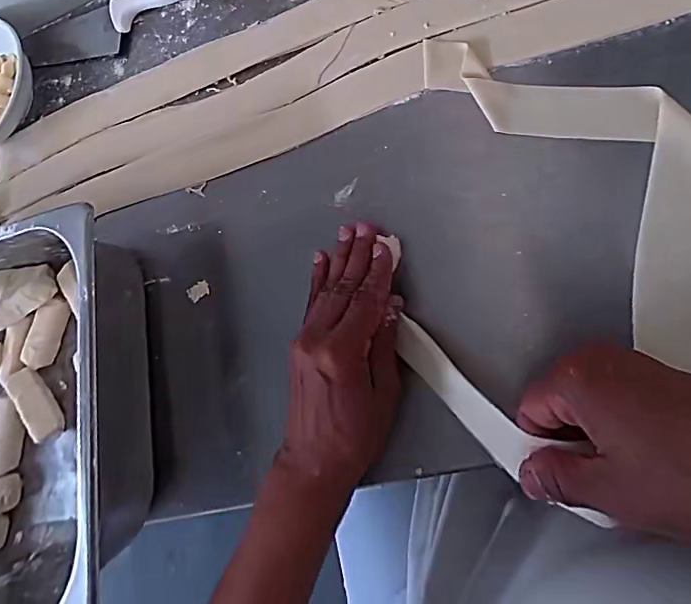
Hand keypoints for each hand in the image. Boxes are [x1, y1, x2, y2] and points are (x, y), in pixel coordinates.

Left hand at [272, 223, 403, 495]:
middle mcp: (318, 339)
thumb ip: (385, 345)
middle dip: (358, 255)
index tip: (386, 247)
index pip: (366, 301)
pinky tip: (322, 259)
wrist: (312, 462)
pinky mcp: (299, 343)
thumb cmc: (354, 437)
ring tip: (348, 233)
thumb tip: (391, 308)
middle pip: (344, 288)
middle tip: (368, 228)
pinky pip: (311, 303)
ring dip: (340, 259)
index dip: (379, 272)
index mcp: (342, 353)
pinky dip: (317, 278)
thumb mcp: (384, 394)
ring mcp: (304, 339)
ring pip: (327, 290)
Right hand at [515, 346, 690, 540]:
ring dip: (601, 443)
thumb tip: (537, 473)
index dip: (537, 453)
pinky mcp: (657, 377)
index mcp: (579, 377)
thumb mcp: (611, 495)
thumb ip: (557, 480)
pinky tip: (657, 466)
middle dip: (571, 447)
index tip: (549, 477)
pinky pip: (619, 403)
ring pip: (590, 407)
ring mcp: (632, 365)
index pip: (525, 411)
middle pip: (557, 405)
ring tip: (637, 478)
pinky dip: (627, 433)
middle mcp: (602, 360)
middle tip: (601, 485)